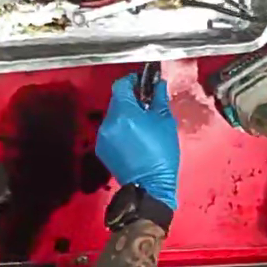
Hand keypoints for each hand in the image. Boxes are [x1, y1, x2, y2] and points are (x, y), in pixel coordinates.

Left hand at [95, 73, 179, 207]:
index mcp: (124, 113)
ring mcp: (103, 136)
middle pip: (116, 101)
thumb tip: (158, 84)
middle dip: (130, 99)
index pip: (121, 85)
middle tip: (146, 105)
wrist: (150, 186)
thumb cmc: (161, 153)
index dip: (132, 80)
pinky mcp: (101, 148)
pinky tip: (133, 138)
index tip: (142, 83)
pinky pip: (110, 130)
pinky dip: (120, 129)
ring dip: (125, 115)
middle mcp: (109, 122)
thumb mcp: (165, 122)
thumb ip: (159, 99)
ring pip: (113, 116)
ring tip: (140, 123)